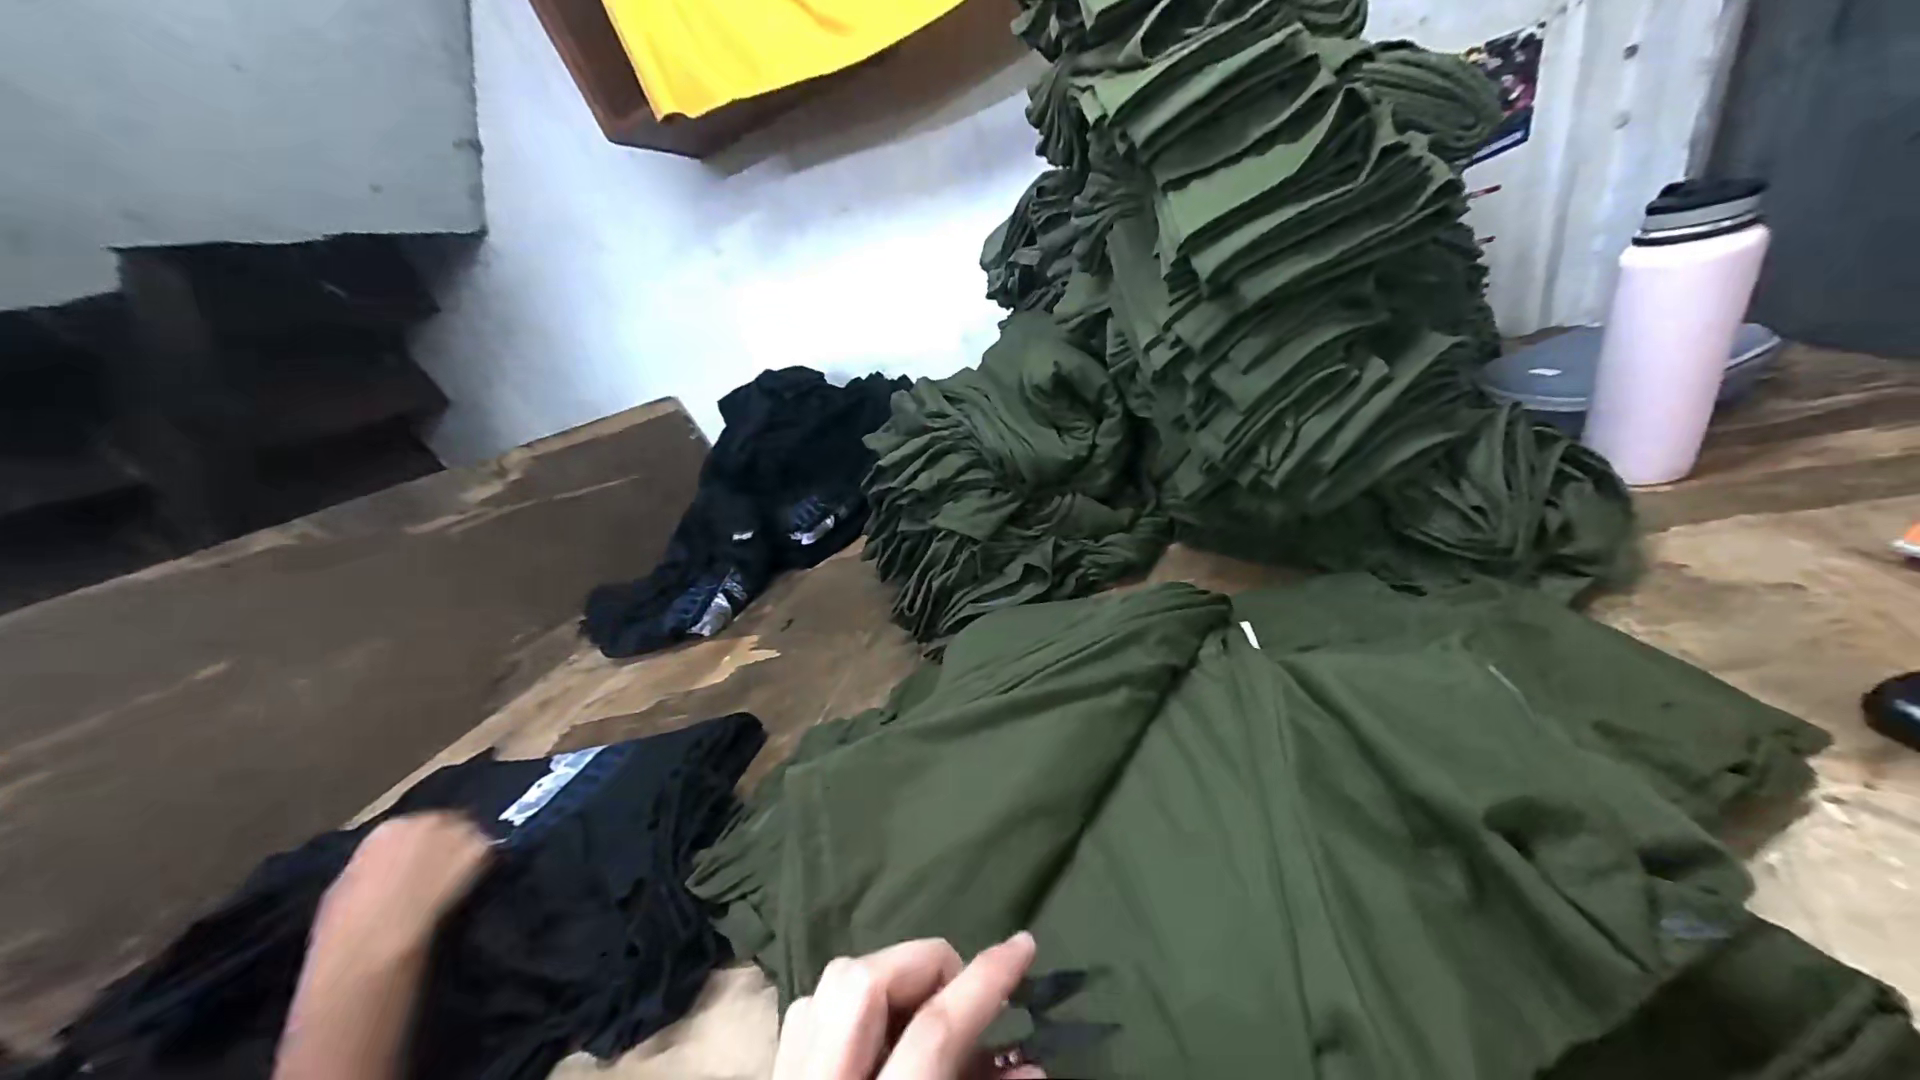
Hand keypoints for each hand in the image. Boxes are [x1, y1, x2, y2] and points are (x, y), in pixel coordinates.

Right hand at [313, 812, 492, 959]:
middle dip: (450, 841)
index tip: (425, 859)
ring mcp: (457, 832)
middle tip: (449, 865)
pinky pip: (489, 852)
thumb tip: (388, 865)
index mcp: (390, 828)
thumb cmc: (346, 922)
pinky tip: (474, 882)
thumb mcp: (348, 883)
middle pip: (449, 823)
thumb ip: (374, 863)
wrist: (375, 938)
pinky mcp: (480, 849)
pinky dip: (485, 865)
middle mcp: (428, 820)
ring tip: (462, 875)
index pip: (417, 825)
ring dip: (469, 850)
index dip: (424, 844)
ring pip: (472, 834)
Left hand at [772, 933, 1045, 1079]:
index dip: (987, 980)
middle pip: (862, 980)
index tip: (1024, 945)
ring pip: (830, 981)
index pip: (934, 1030)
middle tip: (959, 989)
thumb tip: (1030, 1061)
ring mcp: (789, 1073)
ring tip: (923, 1007)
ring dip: (886, 975)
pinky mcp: (776, 1071)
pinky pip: (809, 1007)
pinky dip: (849, 999)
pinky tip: (876, 1029)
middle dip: (923, 963)